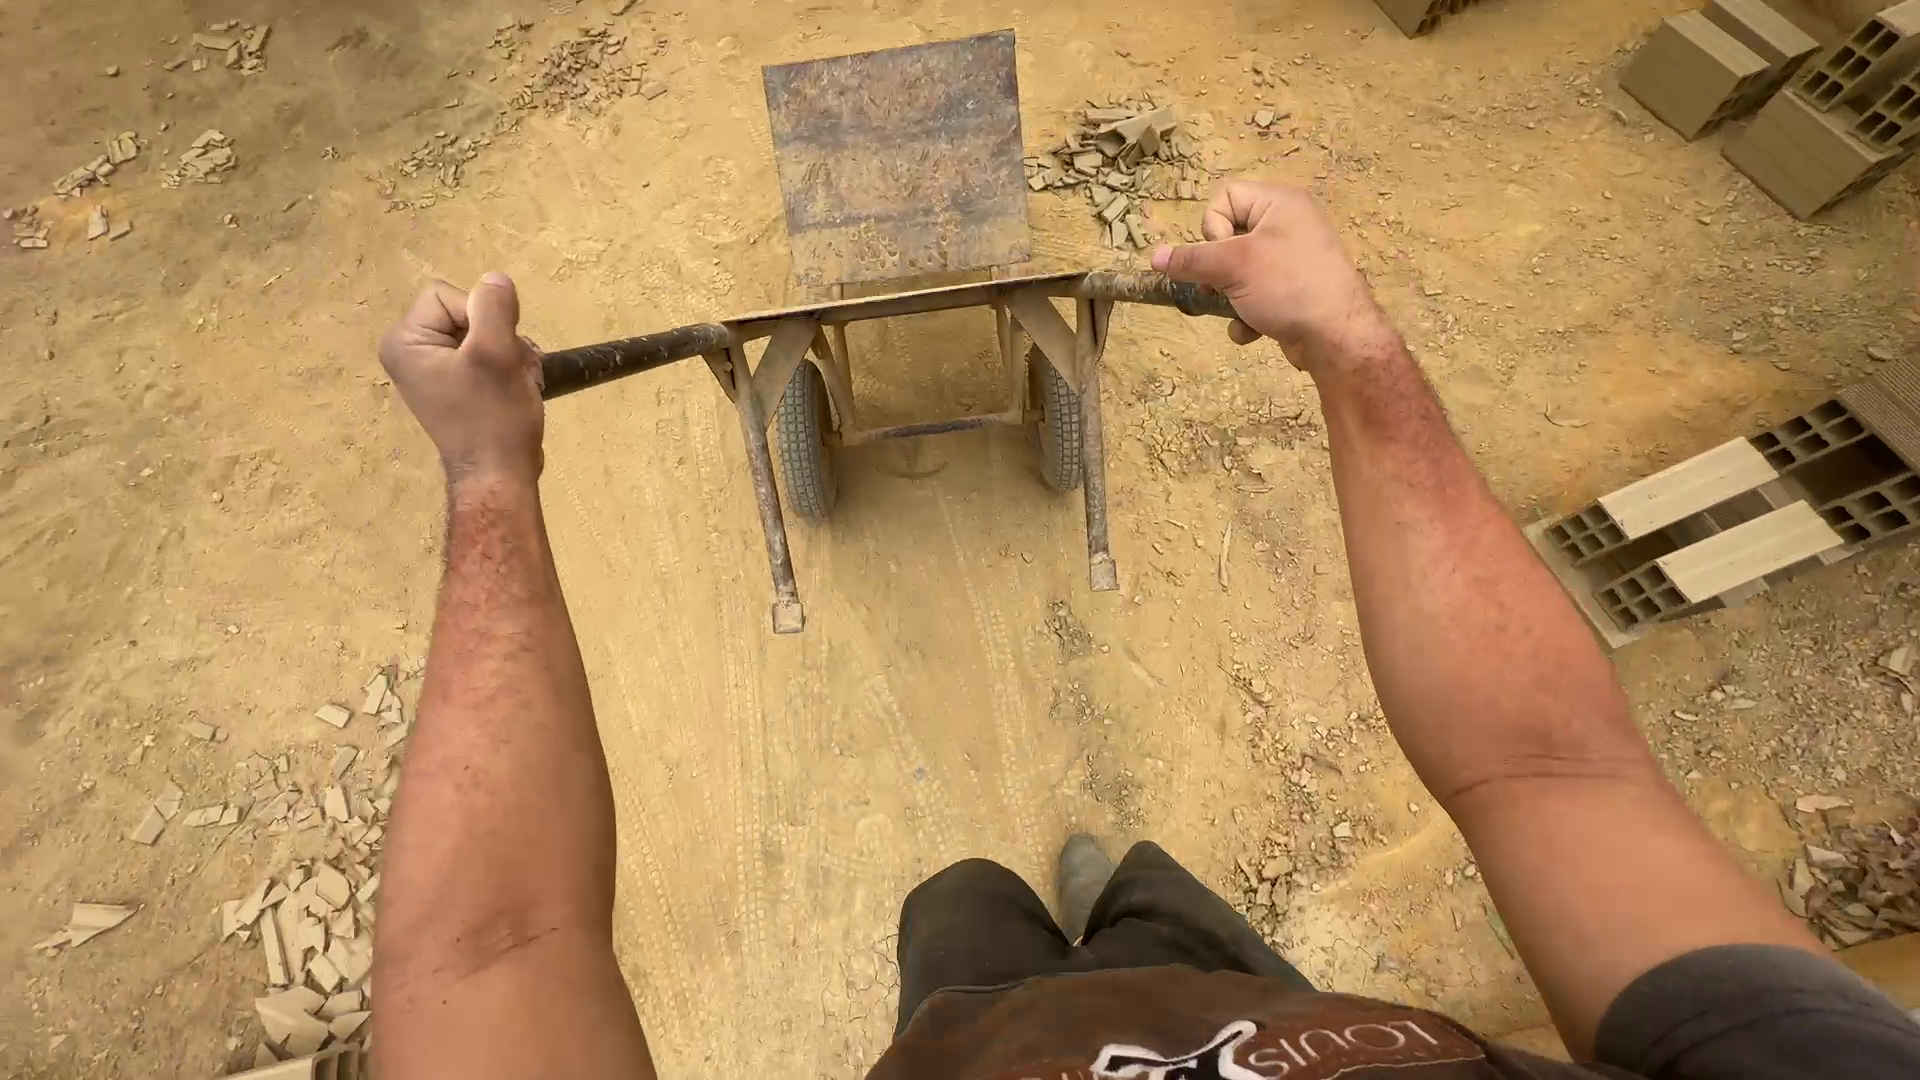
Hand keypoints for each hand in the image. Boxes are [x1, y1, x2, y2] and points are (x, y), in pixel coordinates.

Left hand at [378, 273, 544, 487]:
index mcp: (405, 341)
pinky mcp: (458, 388)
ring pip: (484, 337)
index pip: (449, 296)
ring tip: (523, 383)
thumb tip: (497, 279)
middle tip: (517, 371)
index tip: (499, 352)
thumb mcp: (496, 356)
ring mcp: (436, 373)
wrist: (501, 475)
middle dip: (503, 339)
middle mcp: (412, 353)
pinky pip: (487, 359)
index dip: (485, 317)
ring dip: (513, 355)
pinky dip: (510, 370)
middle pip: (468, 315)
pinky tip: (521, 389)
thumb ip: (493, 309)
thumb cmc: (495, 417)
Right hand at [1152, 182, 1395, 378]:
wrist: (1334, 334)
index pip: (1224, 197)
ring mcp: (1289, 259)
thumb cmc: (1286, 286)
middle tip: (1221, 286)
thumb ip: (1190, 260)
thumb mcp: (1232, 267)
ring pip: (1235, 271)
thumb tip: (1154, 256)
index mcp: (1278, 203)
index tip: (1223, 256)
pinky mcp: (1289, 290)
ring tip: (1237, 309)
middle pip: (1226, 237)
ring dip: (1227, 296)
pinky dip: (1245, 314)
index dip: (1213, 228)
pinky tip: (1253, 329)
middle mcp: (1286, 224)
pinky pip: (1252, 294)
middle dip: (1216, 269)